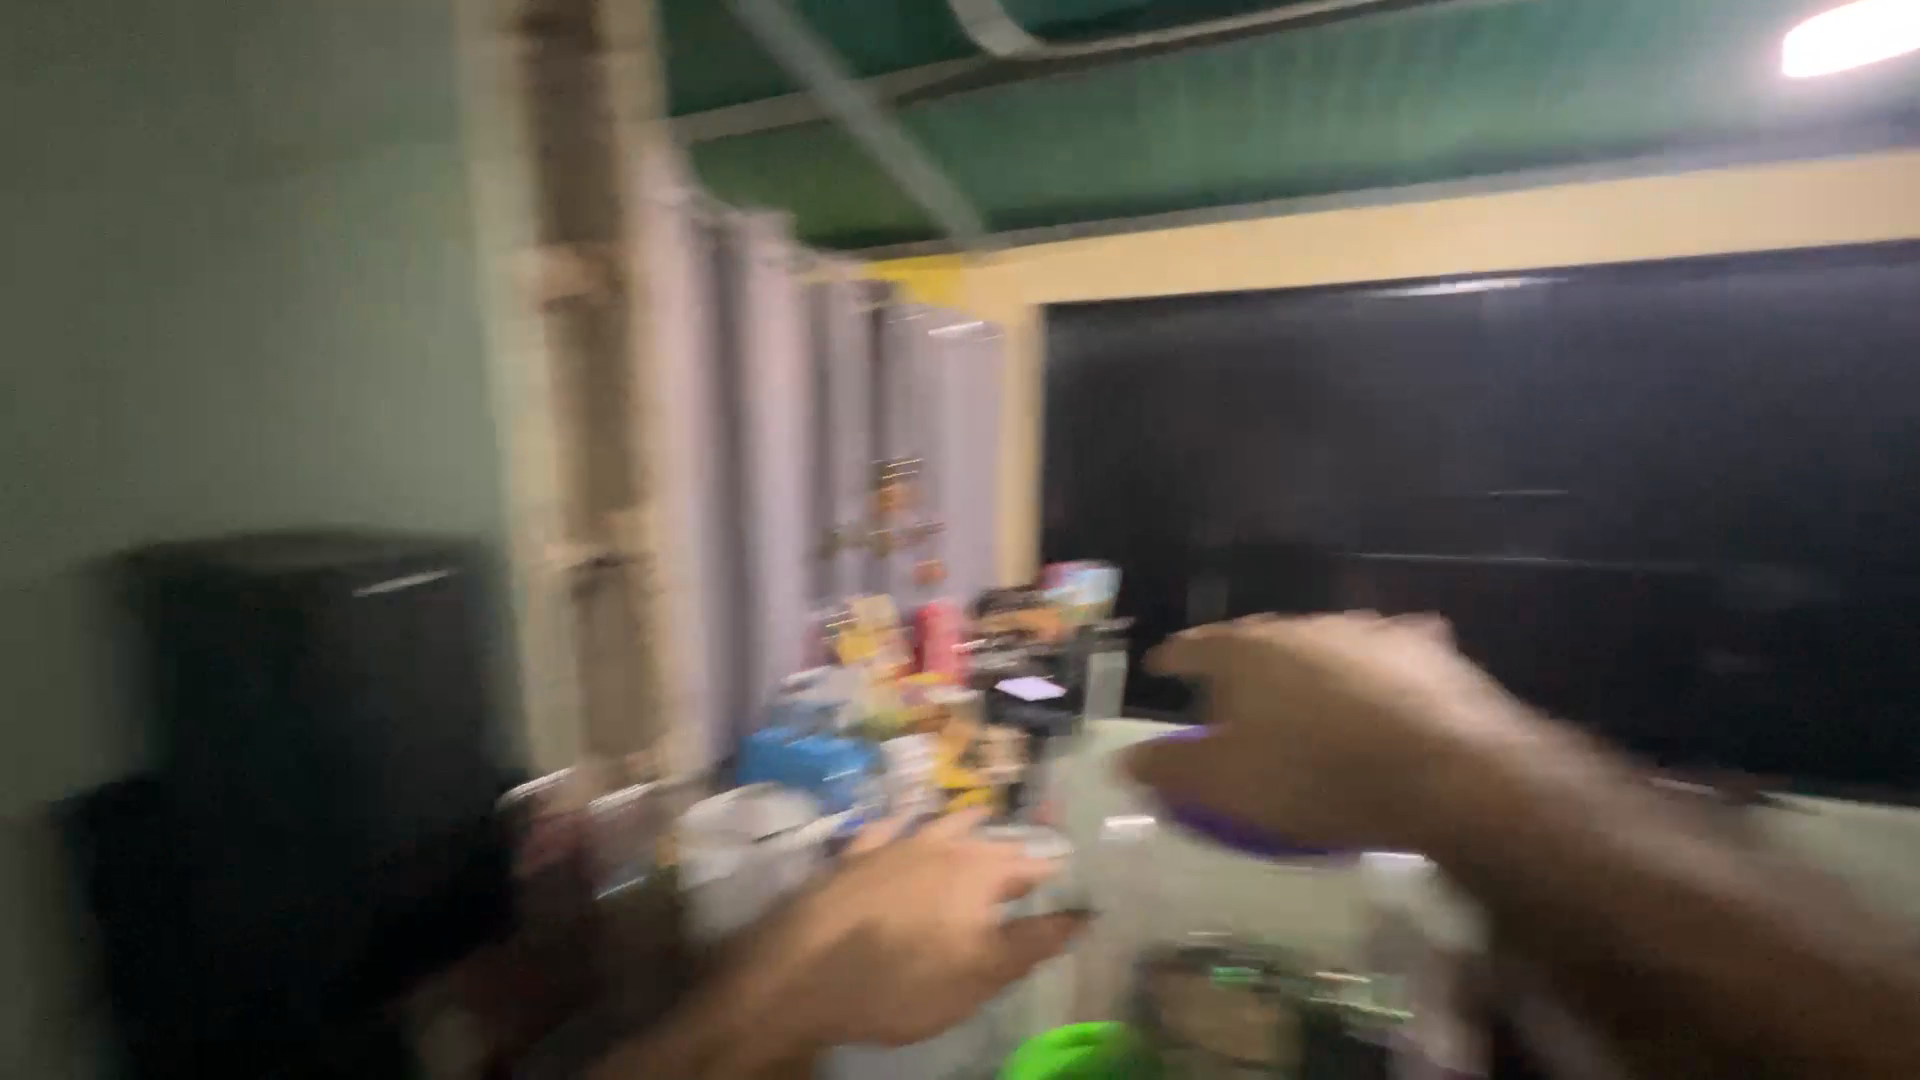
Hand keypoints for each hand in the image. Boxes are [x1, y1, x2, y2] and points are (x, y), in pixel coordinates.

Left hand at [760, 809, 1088, 1048]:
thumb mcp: (980, 974)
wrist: (806, 969)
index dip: (1051, 870)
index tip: (1068, 871)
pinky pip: (887, 825)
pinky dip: (904, 819)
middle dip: (1012, 843)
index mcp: (979, 872)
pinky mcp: (856, 851)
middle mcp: (943, 845)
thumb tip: (1083, 913)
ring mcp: (896, 842)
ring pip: (940, 820)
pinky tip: (906, 814)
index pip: (1029, 865)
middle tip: (1028, 847)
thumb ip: (1033, 941)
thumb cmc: (904, 978)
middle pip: (987, 839)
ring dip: (964, 818)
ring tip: (982, 812)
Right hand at [1123, 612, 1531, 850]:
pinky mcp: (1423, 653)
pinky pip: (1390, 650)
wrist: (1449, 777)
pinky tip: (1385, 680)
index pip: (1194, 645)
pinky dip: (1377, 665)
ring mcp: (1366, 634)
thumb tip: (1123, 760)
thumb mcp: (1227, 783)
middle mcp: (1301, 629)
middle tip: (1233, 688)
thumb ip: (1169, 769)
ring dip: (1306, 661)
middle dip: (1240, 661)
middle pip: (1257, 639)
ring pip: (1321, 642)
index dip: (1174, 656)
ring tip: (1304, 691)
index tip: (1161, 663)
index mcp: (1247, 652)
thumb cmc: (1317, 775)